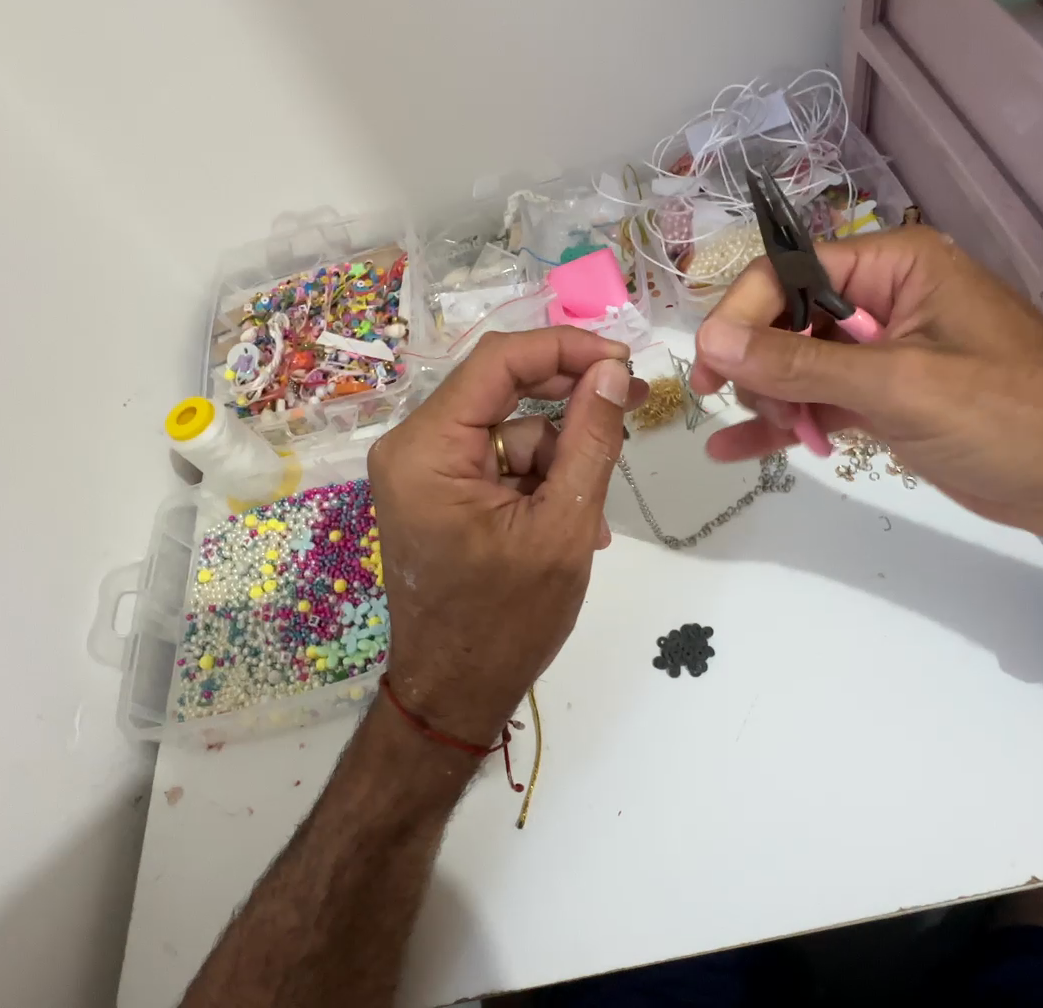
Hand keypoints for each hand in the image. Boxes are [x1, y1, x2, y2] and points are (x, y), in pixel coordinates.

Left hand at [368, 328, 645, 746]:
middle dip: (569, 402)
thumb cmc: (507, 621)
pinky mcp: (439, 492)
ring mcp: (423, 471)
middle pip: (501, 388)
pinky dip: (540, 482)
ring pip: (510, 429)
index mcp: (427, 448)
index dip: (566, 348)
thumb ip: (591, 439)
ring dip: (560, 459)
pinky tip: (569, 525)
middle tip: (629, 410)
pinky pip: (501, 461)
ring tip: (590, 516)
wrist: (457, 694)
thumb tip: (613, 370)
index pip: (498, 361)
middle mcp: (412, 447)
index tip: (625, 362)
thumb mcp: (564, 526)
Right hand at [690, 226, 1042, 539]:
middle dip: (759, 368)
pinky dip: (783, 425)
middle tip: (753, 412)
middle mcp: (882, 300)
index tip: (709, 371)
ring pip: (795, 366)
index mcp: (894, 267)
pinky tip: (734, 450)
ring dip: (770, 402)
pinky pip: (817, 403)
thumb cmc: (1009, 415)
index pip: (789, 275)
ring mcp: (881, 354)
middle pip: (784, 321)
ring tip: (764, 440)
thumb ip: (802, 364)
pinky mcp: (884, 400)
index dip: (741, 318)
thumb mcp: (899, 385)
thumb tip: (713, 341)